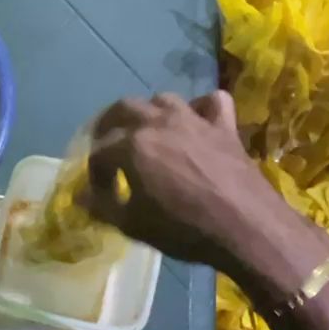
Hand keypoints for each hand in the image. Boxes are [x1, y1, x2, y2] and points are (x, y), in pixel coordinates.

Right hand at [78, 91, 328, 299]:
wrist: (247, 229)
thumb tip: (81, 196)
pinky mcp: (224, 127)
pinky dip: (201, 108)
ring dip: (150, 113)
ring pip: (163, 99)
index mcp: (131, 146)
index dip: (95, 174)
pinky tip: (197, 123)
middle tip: (108, 149)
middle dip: (108, 127)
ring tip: (149, 134)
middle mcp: (158, 123)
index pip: (99, 152)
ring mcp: (194, 120)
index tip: (101, 195)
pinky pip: (211, 102)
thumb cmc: (184, 229)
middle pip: (123, 109)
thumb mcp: (133, 225)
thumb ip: (102, 207)